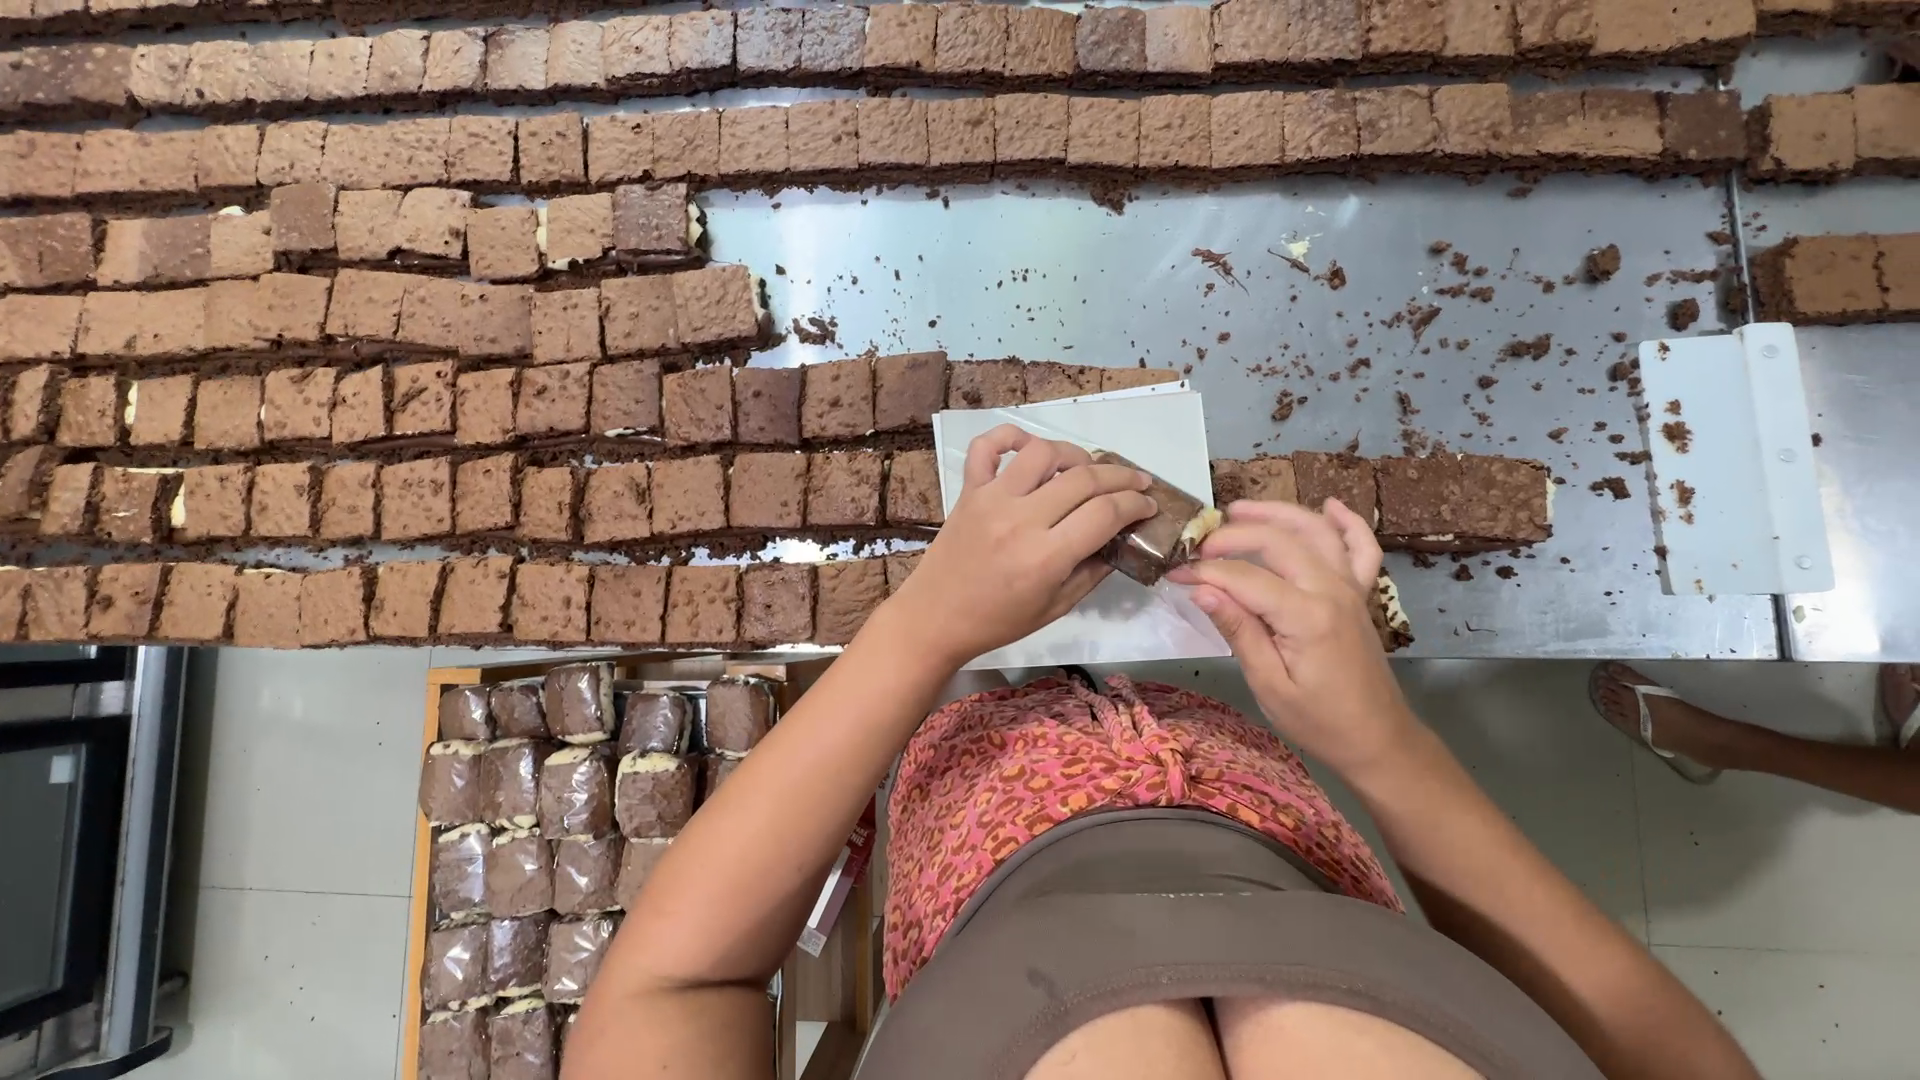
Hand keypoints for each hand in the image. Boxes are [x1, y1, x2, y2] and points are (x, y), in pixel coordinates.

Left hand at [881, 426, 1156, 667]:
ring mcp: (991, 499)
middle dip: (1121, 476)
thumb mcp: (1055, 607)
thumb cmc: (997, 621)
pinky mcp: (968, 491)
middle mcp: (1021, 519)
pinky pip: (986, 447)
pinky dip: (1010, 437)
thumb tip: (1119, 539)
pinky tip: (1029, 447)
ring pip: (1042, 452)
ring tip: (1087, 468)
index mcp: (1046, 556)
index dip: (1136, 505)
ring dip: (1074, 454)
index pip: (1106, 513)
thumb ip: (1091, 572)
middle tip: (1136, 482)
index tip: (1148, 505)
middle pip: (1084, 478)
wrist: (935, 618)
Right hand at [1167, 498, 1419, 778]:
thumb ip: (1238, 630)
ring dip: (1278, 513)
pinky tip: (1329, 506)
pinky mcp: (1359, 594)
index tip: (1175, 574)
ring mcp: (1350, 588)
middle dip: (1233, 535)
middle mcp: (1332, 590)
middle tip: (1198, 545)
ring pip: (1315, 531)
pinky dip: (1348, 523)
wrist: (1377, 740)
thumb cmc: (1318, 721)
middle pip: (1279, 541)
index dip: (1205, 571)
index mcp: (1306, 617)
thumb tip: (1201, 590)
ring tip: (1239, 509)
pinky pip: (1361, 548)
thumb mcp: (1268, 684)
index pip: (1245, 577)